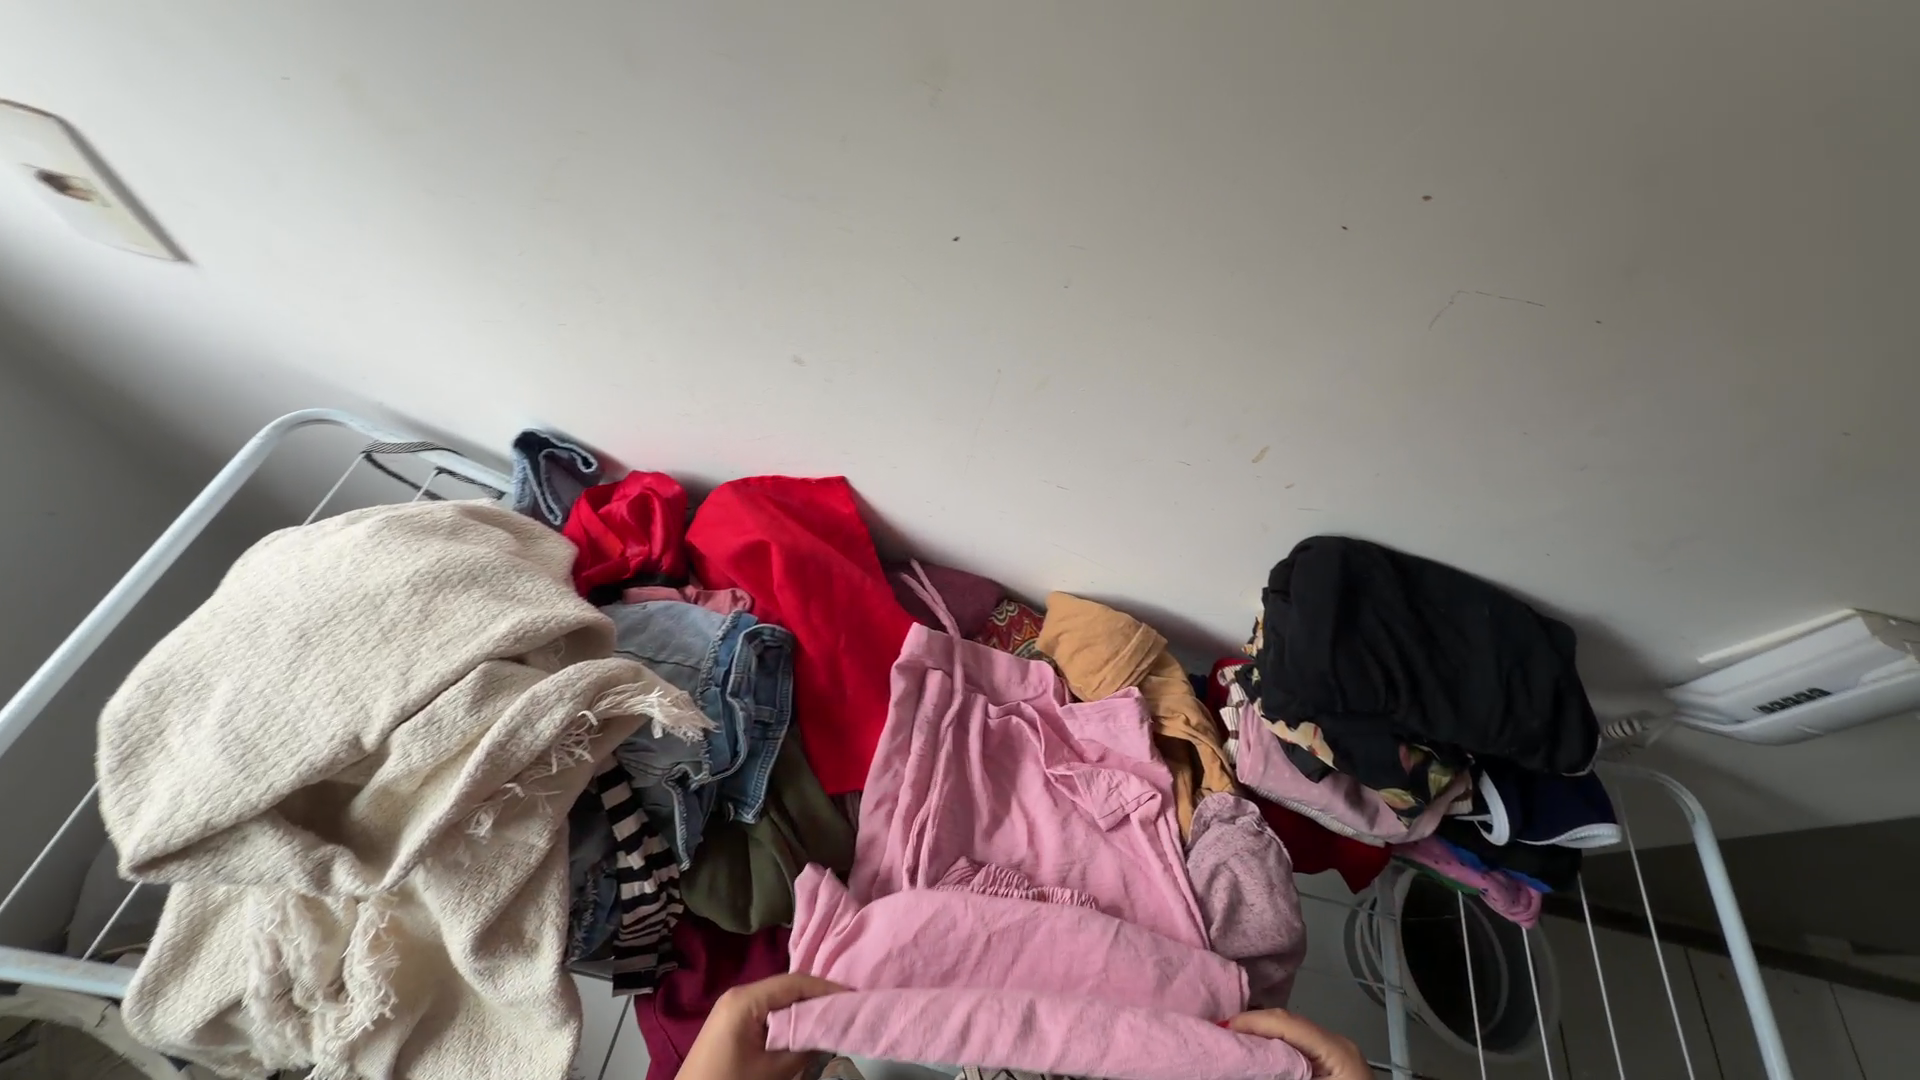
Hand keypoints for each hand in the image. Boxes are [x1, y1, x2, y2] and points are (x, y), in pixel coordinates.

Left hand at [676, 973, 845, 1079]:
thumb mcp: (772, 1071)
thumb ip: (804, 1047)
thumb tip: (829, 1031)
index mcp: (745, 999)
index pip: (795, 982)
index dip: (826, 989)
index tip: (852, 996)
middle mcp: (739, 994)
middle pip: (787, 987)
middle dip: (816, 997)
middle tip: (845, 1007)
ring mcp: (732, 1008)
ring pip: (778, 1000)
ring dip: (803, 1009)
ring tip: (830, 1017)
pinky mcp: (731, 1024)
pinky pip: (767, 1012)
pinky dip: (787, 1019)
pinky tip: (803, 1030)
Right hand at [1230, 1008, 1369, 1078]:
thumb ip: (1277, 1072)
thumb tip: (1245, 1064)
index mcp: (1337, 1050)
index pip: (1286, 1023)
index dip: (1252, 1022)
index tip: (1222, 1030)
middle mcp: (1337, 1044)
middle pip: (1287, 1023)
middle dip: (1253, 1025)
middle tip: (1221, 1033)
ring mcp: (1336, 1053)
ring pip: (1291, 1033)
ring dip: (1262, 1036)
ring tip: (1234, 1041)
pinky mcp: (1332, 1065)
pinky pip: (1298, 1046)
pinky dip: (1275, 1047)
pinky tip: (1257, 1054)